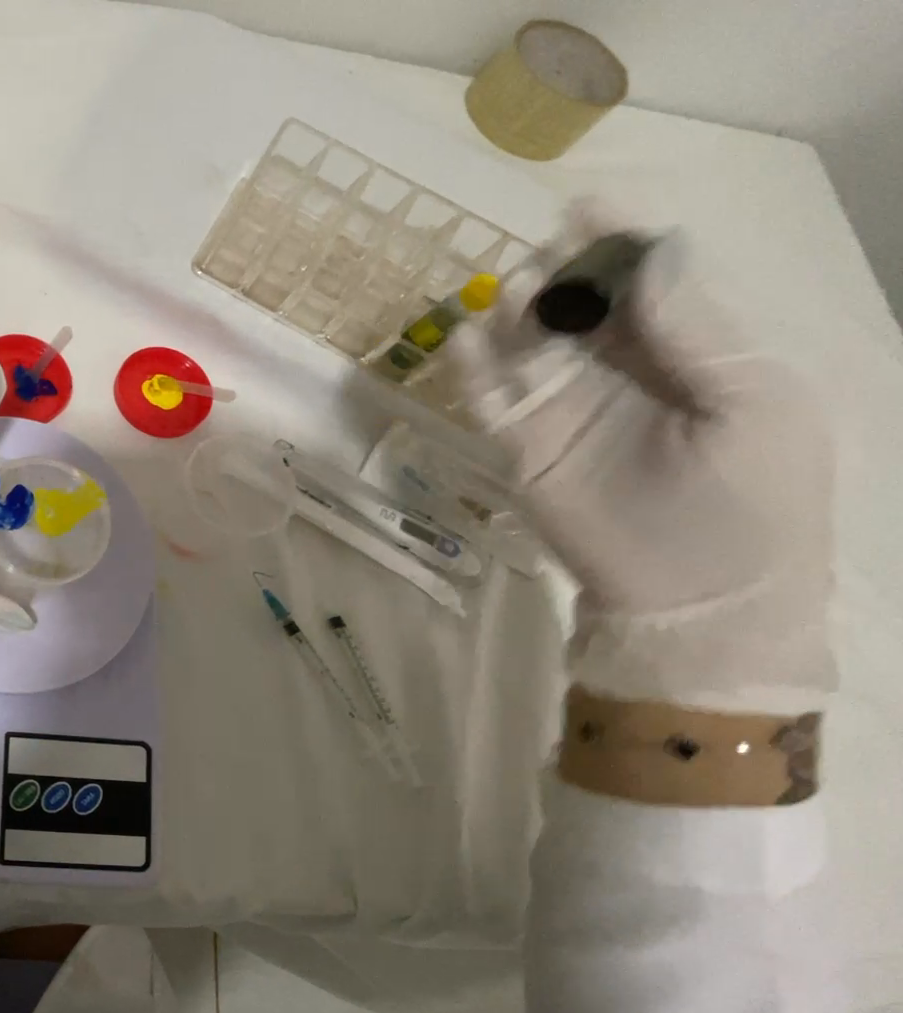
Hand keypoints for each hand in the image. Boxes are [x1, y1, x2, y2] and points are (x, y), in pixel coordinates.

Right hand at [443, 206, 835, 717]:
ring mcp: (565, 407)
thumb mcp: (751, 402)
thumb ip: (698, 330)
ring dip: (514, 313)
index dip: (617, 242)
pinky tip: (466, 340)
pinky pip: (489, 395)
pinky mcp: (521, 443)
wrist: (696, 599)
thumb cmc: (749, 501)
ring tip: (513, 301)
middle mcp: (621, 370)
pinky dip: (473, 365)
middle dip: (560, 274)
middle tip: (543, 264)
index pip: (647, 280)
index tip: (583, 207)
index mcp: (690, 352)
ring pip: (526, 342)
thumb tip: (656, 252)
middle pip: (579, 303)